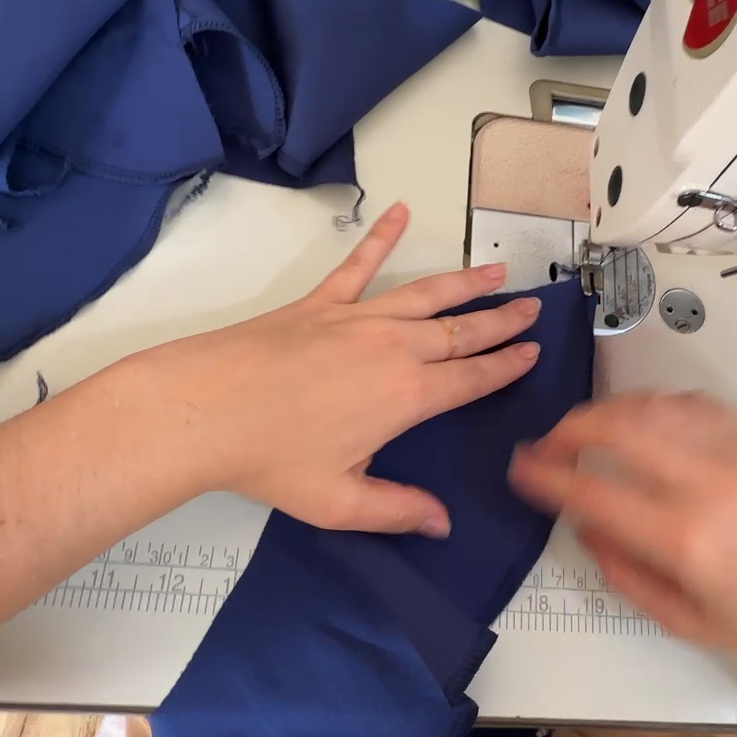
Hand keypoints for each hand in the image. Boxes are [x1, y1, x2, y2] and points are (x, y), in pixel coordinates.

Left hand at [118, 202, 540, 535]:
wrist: (204, 409)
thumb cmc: (272, 459)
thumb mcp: (339, 501)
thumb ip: (397, 510)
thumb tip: (442, 525)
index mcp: (408, 395)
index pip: (472, 378)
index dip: (506, 366)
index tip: (532, 352)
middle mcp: (395, 347)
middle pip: (461, 332)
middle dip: (501, 322)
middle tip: (532, 309)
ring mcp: (359, 318)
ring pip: (427, 294)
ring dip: (466, 283)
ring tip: (498, 272)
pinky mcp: (322, 301)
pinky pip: (360, 264)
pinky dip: (383, 237)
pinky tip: (401, 212)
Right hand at [508, 392, 736, 689]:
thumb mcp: (688, 621)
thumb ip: (626, 573)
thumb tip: (587, 528)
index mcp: (683, 537)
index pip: (590, 489)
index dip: (544, 475)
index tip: (522, 468)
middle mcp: (705, 482)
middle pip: (614, 426)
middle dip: (567, 428)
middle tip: (548, 442)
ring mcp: (735, 452)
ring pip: (650, 404)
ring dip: (607, 410)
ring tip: (588, 427)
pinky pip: (691, 403)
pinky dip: (654, 404)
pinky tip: (643, 418)